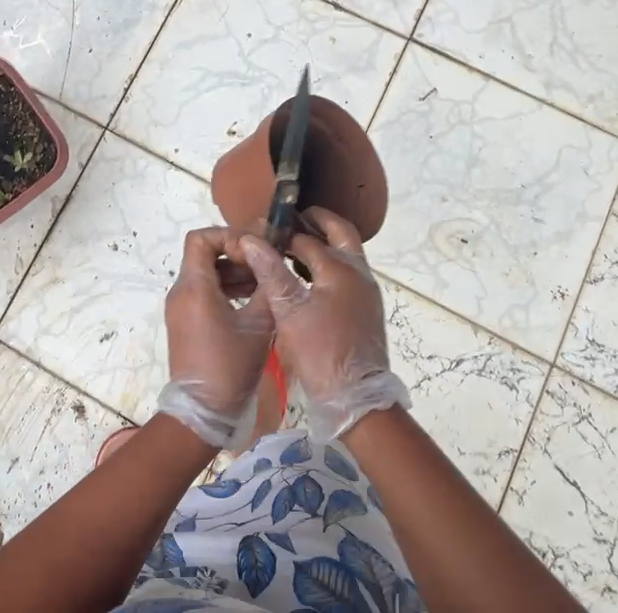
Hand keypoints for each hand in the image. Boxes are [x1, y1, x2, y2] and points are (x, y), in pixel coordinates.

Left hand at [159, 227, 275, 446]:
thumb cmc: (230, 366)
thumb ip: (266, 288)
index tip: (255, 251)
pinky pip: (204, 292)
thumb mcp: (258, 325)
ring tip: (266, 283)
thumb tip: (273, 262)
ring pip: (206, 274)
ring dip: (234, 273)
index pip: (201, 238)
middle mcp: (181, 291)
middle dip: (237, 254)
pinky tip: (253, 301)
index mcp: (193, 286)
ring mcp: (180, 307)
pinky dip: (226, 289)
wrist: (202, 411)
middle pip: (204, 255)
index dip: (228, 236)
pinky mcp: (185, 322)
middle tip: (267, 264)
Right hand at [241, 208, 409, 439]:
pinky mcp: (366, 308)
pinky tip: (306, 277)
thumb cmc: (319, 352)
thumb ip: (270, 271)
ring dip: (323, 243)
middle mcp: (360, 274)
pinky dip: (328, 263)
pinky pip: (348, 272)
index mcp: (341, 269)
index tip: (260, 232)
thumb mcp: (288, 310)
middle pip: (341, 233)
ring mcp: (367, 291)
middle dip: (317, 222)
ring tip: (291, 247)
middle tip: (290, 220)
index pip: (307, 240)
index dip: (282, 233)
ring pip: (346, 253)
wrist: (356, 397)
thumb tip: (250, 240)